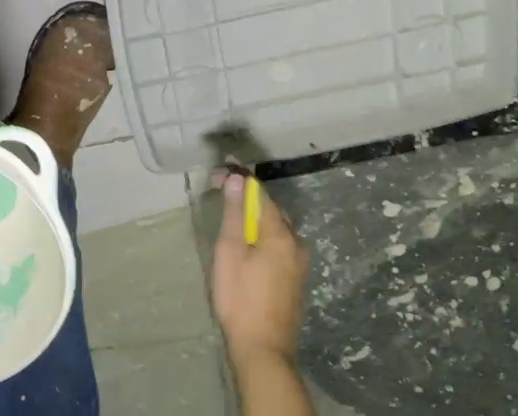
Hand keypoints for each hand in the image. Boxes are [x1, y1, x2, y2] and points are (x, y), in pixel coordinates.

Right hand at [209, 172, 307, 365]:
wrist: (263, 349)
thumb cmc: (240, 297)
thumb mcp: (229, 250)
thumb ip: (234, 213)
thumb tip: (237, 178)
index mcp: (280, 233)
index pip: (259, 192)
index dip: (239, 177)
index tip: (219, 169)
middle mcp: (295, 243)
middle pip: (270, 208)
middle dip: (246, 194)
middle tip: (220, 188)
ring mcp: (298, 262)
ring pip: (275, 226)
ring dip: (253, 214)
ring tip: (230, 212)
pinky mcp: (295, 278)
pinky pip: (278, 243)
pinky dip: (261, 233)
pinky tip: (246, 240)